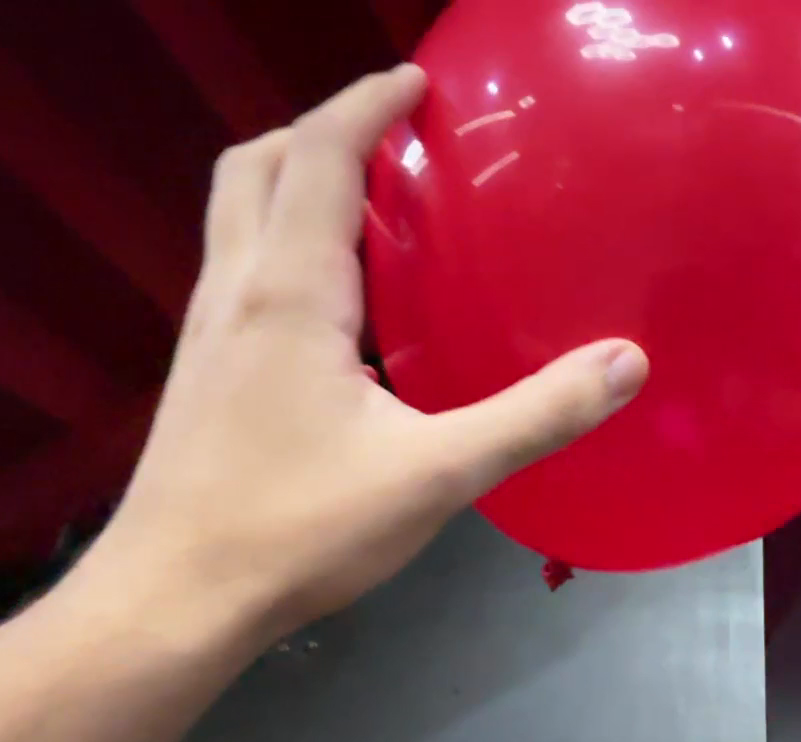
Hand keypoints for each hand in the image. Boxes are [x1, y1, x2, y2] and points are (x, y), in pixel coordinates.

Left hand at [86, 65, 648, 636]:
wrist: (176, 600)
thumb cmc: (301, 529)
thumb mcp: (436, 474)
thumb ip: (533, 417)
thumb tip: (624, 364)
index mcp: (289, 294)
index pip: (317, 155)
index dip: (364, 103)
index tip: (414, 82)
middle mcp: (234, 295)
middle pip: (254, 168)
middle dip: (318, 133)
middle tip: (390, 147)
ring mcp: (206, 337)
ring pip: (236, 221)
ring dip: (293, 188)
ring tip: (369, 215)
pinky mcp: (202, 379)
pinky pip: (239, 278)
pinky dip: (283, 252)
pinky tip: (336, 313)